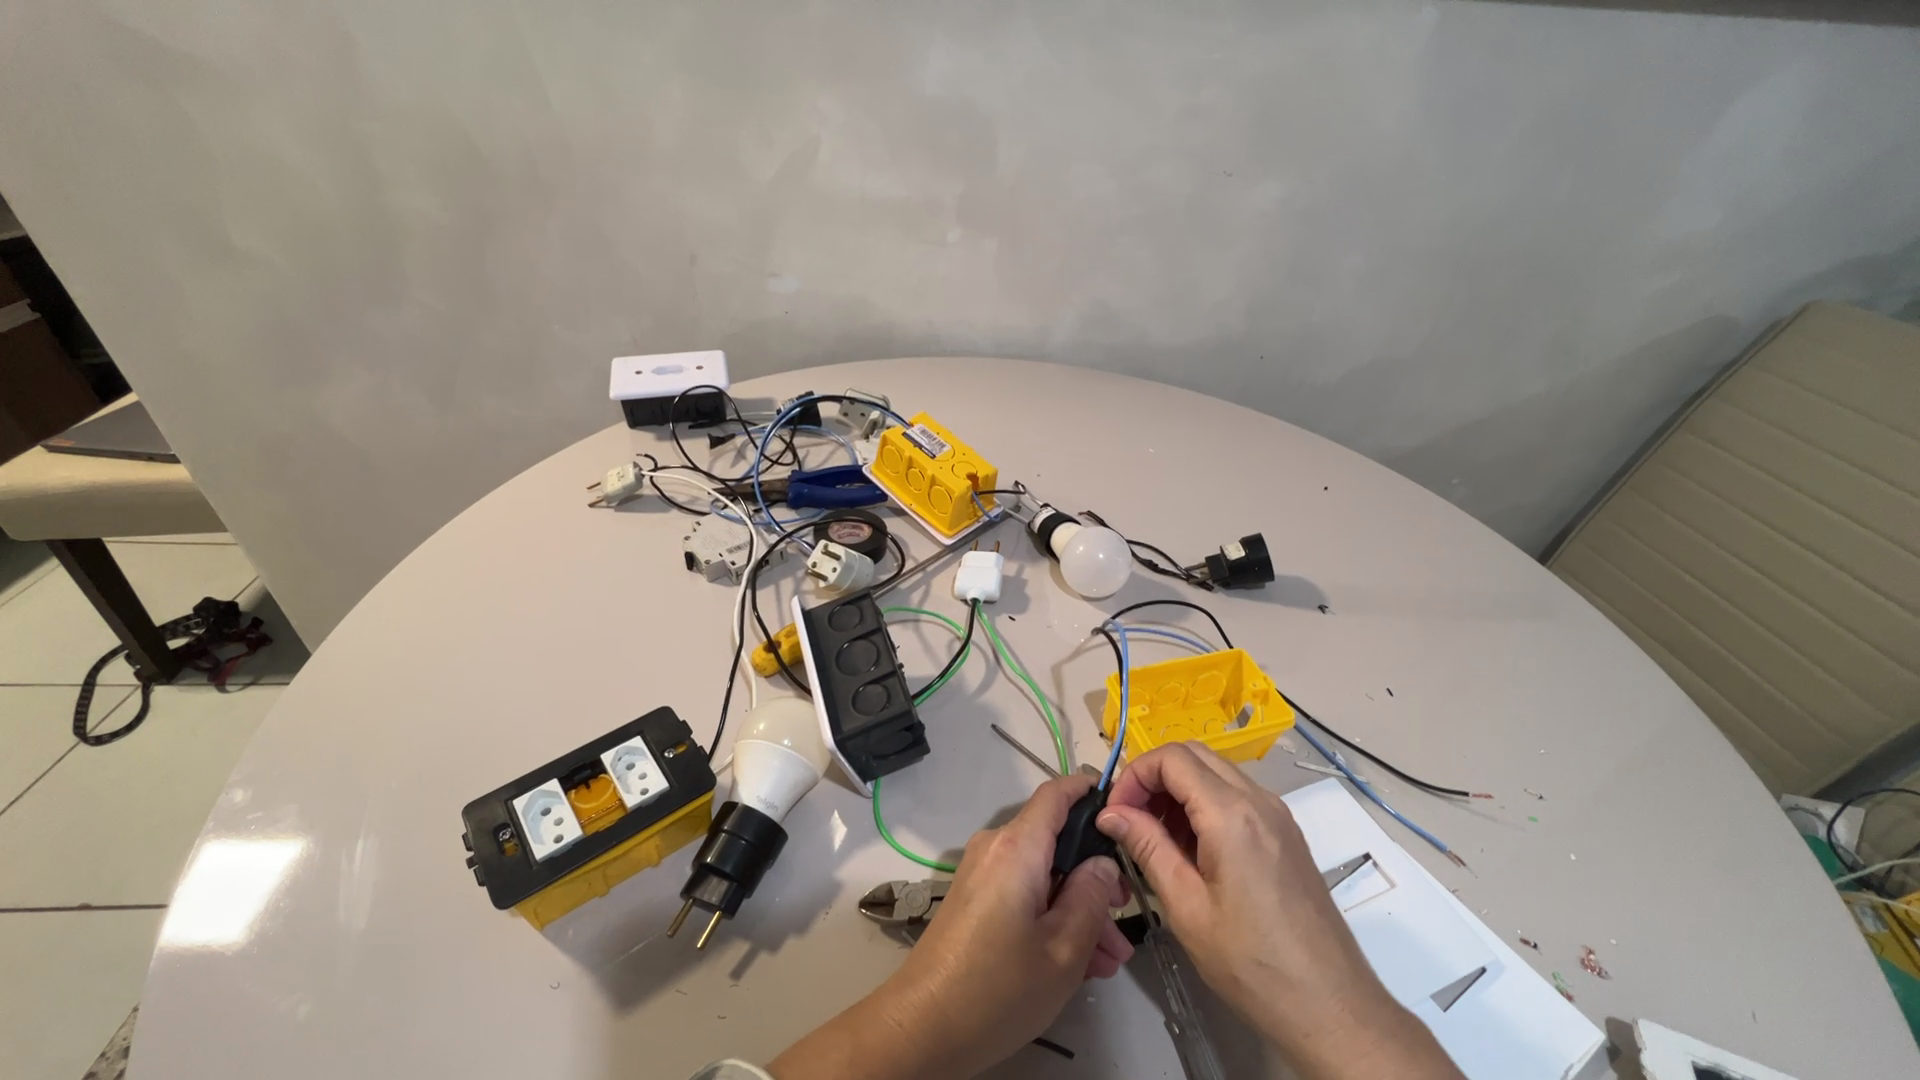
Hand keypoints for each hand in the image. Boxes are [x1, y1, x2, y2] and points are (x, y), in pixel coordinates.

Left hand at [770, 773, 1132, 1079]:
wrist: (923, 1028)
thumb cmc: (998, 988)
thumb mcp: (1064, 948)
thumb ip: (1091, 897)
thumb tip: (1102, 864)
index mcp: (1016, 847)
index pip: (1056, 794)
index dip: (1091, 793)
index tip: (1125, 814)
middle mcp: (995, 849)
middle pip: (1055, 841)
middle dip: (1095, 877)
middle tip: (1125, 918)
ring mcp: (982, 875)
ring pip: (1044, 875)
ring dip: (1078, 908)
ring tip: (1110, 958)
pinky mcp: (975, 901)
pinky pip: (1024, 893)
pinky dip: (1052, 917)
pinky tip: (1081, 962)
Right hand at [1096, 743, 1461, 1079]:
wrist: (1329, 1004)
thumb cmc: (1250, 962)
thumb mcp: (1185, 906)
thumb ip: (1147, 847)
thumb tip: (1110, 814)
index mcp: (1232, 814)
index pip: (1171, 758)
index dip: (1134, 776)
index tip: (1115, 814)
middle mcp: (1259, 800)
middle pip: (1194, 755)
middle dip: (1153, 777)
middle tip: (1129, 819)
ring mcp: (1278, 816)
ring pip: (1215, 772)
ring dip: (1178, 789)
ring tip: (1154, 838)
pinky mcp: (1286, 834)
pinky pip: (1236, 796)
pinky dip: (1204, 804)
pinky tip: (1190, 850)